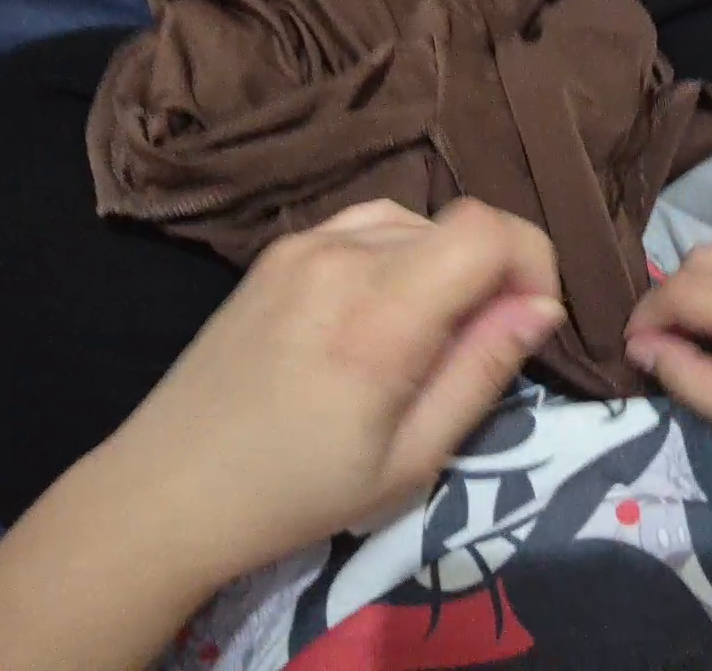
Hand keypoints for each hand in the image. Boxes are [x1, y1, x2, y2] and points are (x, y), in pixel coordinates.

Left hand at [96, 199, 565, 578]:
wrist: (167, 487)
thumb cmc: (298, 491)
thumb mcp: (410, 460)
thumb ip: (482, 370)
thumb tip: (543, 306)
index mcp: (377, 314)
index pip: (486, 230)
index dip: (533, 259)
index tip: (531, 318)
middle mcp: (341, 255)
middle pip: (459, 223)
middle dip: (494, 273)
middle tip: (476, 345)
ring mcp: (304, 243)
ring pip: (418, 220)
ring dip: (448, 264)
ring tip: (425, 332)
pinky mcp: (280, 246)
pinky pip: (370, 224)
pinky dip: (403, 252)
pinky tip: (381, 304)